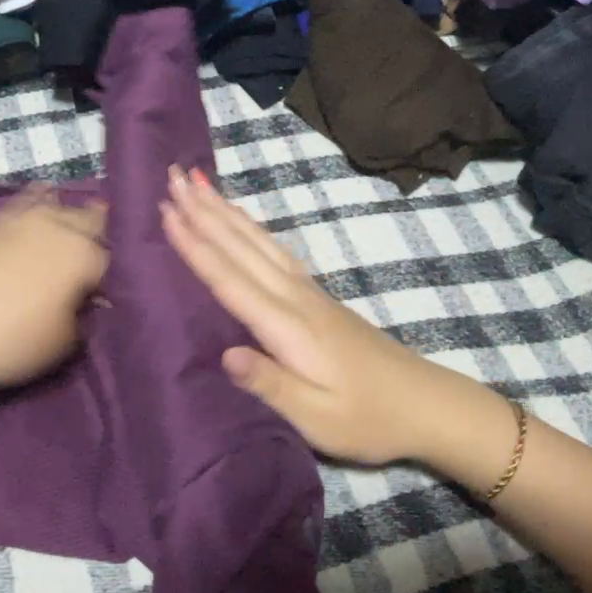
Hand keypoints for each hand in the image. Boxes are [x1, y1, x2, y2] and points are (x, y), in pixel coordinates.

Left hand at [0, 186, 108, 450]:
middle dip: (100, 236)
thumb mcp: (63, 342)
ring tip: (71, 237)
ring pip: (60, 205)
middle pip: (91, 220)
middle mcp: (58, 225)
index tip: (115, 288)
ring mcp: (22, 217)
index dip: (120, 270)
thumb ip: (86, 316)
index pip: (117, 253)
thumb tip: (89, 299)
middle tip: (98, 261)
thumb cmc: (8, 343)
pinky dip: (39, 207)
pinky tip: (38, 217)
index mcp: (83, 253)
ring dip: (70, 217)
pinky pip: (27, 203)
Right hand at [161, 166, 471, 465]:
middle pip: (240, 246)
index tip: (166, 211)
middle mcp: (294, 296)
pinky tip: (239, 218)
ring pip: (257, 241)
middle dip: (203, 211)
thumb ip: (271, 384)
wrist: (425, 403)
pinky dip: (249, 226)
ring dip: (223, 210)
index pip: (231, 279)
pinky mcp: (315, 295)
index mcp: (288, 325)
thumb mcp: (318, 417)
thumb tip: (223, 354)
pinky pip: (272, 248)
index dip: (196, 245)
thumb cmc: (368, 417)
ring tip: (196, 182)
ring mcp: (307, 291)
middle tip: (172, 176)